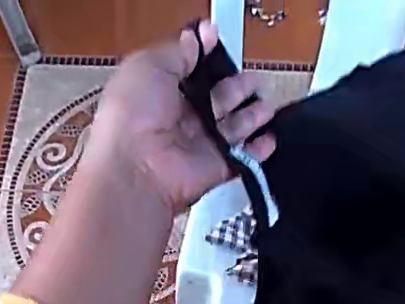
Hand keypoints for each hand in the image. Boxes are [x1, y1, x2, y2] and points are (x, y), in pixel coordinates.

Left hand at [87, 22, 281, 215]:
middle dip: (238, 89)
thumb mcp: (151, 64)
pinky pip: (242, 159)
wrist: (138, 166)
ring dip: (251, 116)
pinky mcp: (217, 168)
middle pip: (218, 101)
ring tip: (267, 104)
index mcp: (163, 90)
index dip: (209, 59)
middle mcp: (183, 118)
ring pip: (233, 128)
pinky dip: (258, 151)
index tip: (223, 45)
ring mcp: (202, 145)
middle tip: (256, 81)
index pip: (193, 73)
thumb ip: (179, 50)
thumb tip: (201, 34)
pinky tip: (269, 138)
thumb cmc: (135, 111)